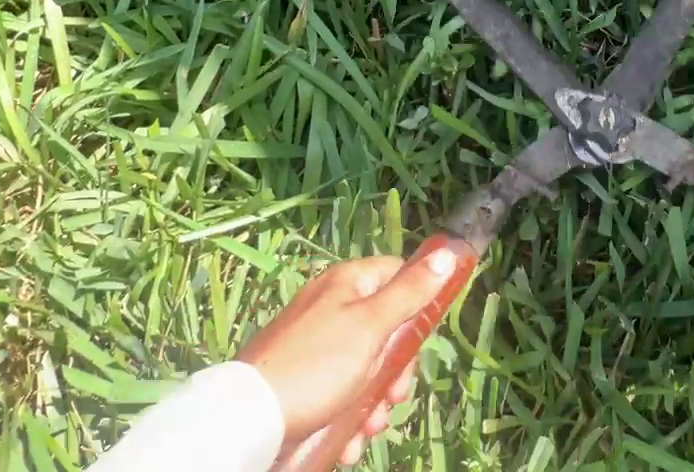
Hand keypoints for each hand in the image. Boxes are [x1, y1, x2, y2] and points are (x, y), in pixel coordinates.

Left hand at [236, 249, 457, 465]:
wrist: (245, 421)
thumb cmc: (317, 366)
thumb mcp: (371, 325)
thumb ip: (410, 292)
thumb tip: (448, 252)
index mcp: (348, 283)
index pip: (398, 275)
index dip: (416, 304)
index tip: (420, 340)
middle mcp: (332, 306)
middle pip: (386, 328)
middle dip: (396, 369)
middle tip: (395, 398)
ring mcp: (315, 344)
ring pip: (365, 367)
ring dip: (375, 401)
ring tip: (369, 430)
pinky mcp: (302, 380)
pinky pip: (339, 392)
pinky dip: (348, 416)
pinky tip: (348, 441)